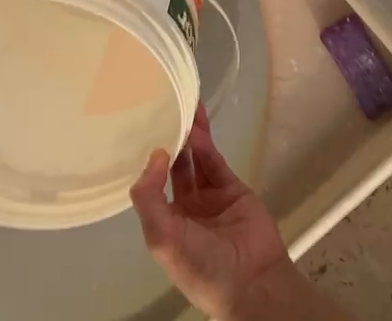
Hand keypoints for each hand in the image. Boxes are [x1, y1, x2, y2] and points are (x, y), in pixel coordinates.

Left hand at [130, 106, 295, 319]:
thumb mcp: (163, 238)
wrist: (251, 279)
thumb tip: (154, 155)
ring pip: (195, 161)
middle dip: (171, 143)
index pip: (151, 187)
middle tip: (166, 114)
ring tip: (185, 112)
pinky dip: (207, 147)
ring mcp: (209, 197)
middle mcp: (184, 208)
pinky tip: (199, 131)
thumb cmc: (199, 264)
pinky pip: (215, 163)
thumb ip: (150, 198)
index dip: (147, 163)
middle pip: (174, 168)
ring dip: (190, 139)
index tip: (141, 135)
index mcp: (164, 223)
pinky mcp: (233, 188)